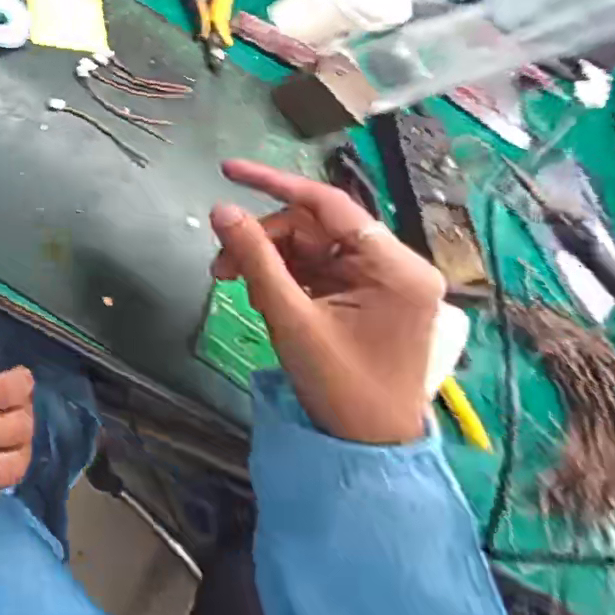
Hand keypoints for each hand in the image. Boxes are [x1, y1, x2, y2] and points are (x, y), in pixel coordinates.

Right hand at [210, 159, 446, 444]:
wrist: (366, 443)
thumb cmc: (339, 382)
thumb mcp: (289, 316)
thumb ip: (254, 257)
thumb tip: (221, 208)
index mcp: (394, 268)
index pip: (328, 205)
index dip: (273, 183)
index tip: (226, 170)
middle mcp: (392, 266)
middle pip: (310, 226)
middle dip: (261, 239)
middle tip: (221, 267)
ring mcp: (377, 281)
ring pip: (305, 244)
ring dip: (264, 257)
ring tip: (234, 283)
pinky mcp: (361, 295)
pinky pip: (311, 265)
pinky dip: (279, 273)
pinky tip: (260, 292)